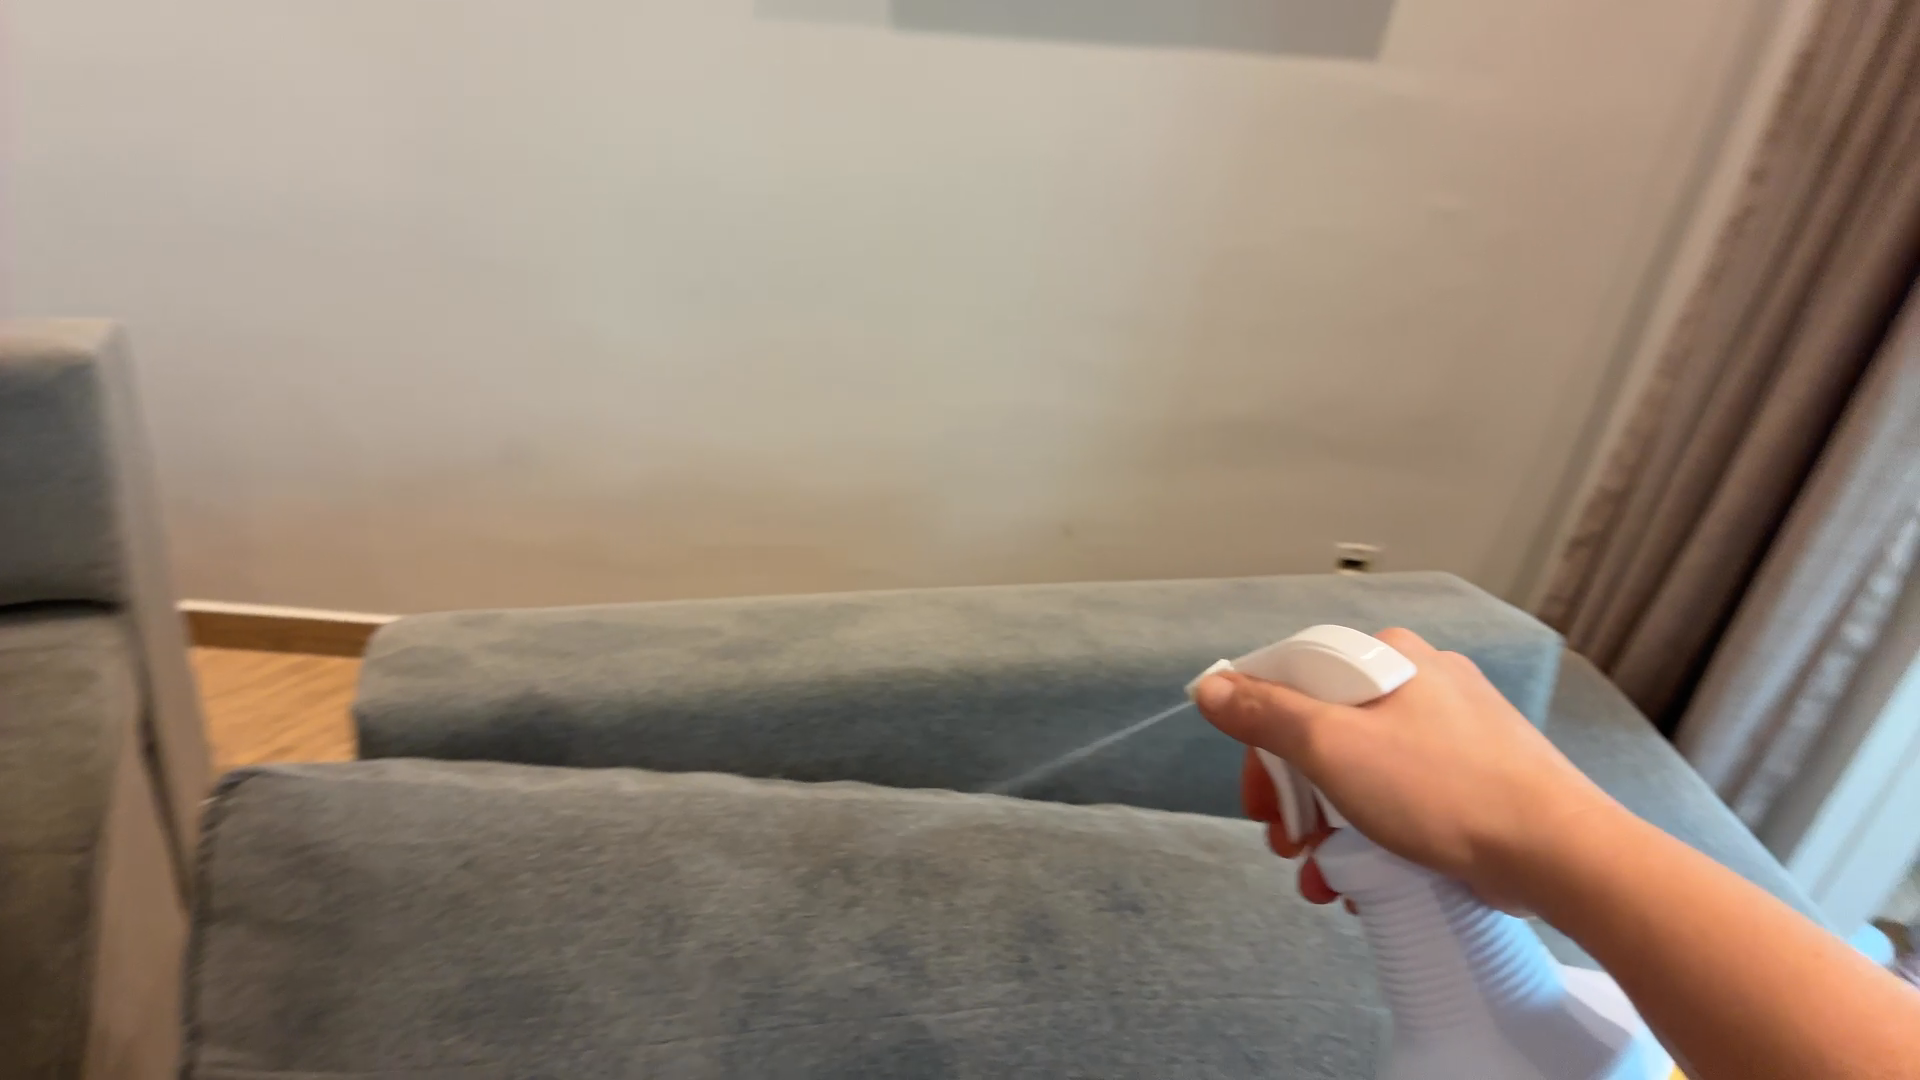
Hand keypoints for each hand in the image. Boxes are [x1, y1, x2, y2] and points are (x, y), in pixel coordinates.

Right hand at [1194, 627, 1622, 912]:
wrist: (1569, 859)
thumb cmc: (1438, 788)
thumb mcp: (1330, 746)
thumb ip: (1263, 712)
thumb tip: (1208, 684)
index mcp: (1383, 655)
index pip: (1290, 680)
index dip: (1257, 739)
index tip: (1256, 797)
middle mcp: (1416, 678)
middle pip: (1322, 729)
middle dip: (1294, 795)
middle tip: (1286, 844)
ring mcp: (1451, 725)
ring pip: (1359, 765)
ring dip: (1327, 822)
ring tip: (1321, 876)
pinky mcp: (1476, 771)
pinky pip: (1400, 789)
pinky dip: (1372, 827)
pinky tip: (1364, 874)